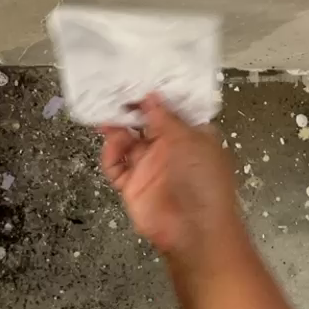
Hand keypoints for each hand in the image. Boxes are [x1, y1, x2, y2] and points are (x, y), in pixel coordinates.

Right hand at [99, 95, 245, 265]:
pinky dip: (110, 155)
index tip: (136, 78)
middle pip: (143, 123)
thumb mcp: (189, 139)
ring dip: (116, 129)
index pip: (169, 110)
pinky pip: (116, 165)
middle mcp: (169, 148)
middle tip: (112, 93)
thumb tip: (151, 96)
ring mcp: (149, 167)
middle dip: (129, 110)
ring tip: (105, 118)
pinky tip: (111, 146)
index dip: (154, 95)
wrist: (194, 230)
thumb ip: (165, 117)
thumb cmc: (202, 180)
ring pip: (126, 142)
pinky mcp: (132, 185)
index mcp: (191, 135)